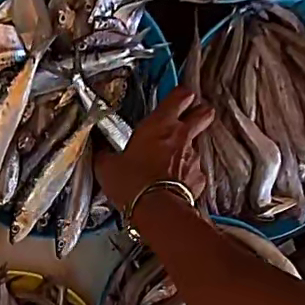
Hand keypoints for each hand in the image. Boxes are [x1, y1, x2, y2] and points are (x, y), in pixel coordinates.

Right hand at [93, 89, 214, 213]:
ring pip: (196, 144)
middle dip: (197, 114)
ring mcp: (193, 156)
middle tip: (184, 123)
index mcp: (160, 124)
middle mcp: (181, 136)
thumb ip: (105, 155)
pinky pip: (193, 172)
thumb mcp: (107, 167)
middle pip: (204, 112)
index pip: (181, 95)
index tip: (173, 102)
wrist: (154, 209)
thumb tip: (99, 152)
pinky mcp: (198, 177)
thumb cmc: (131, 182)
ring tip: (167, 164)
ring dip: (185, 150)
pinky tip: (171, 185)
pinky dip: (184, 176)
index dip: (179, 96)